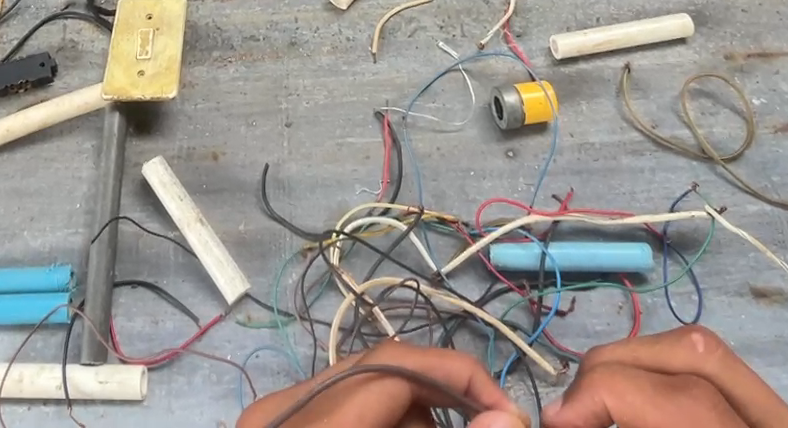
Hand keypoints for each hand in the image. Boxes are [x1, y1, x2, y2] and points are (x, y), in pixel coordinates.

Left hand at [237, 342, 525, 427]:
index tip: (510, 414)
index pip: (398, 364)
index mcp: (310, 418)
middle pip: (383, 369)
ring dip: (420, 414)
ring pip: (365, 386)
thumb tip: (508, 415)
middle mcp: (284, 402)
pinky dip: (388, 422)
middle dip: (446, 397)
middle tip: (492, 425)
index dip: (463, 378)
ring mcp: (277, 411)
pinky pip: (346, 405)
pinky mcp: (279, 422)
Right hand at [543, 327, 787, 427]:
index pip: (677, 398)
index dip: (598, 395)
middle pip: (694, 356)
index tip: (553, 420)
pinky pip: (728, 377)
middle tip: (572, 412)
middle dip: (611, 372)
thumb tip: (554, 417)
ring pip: (708, 350)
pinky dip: (673, 377)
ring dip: (638, 364)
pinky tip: (651, 404)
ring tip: (602, 399)